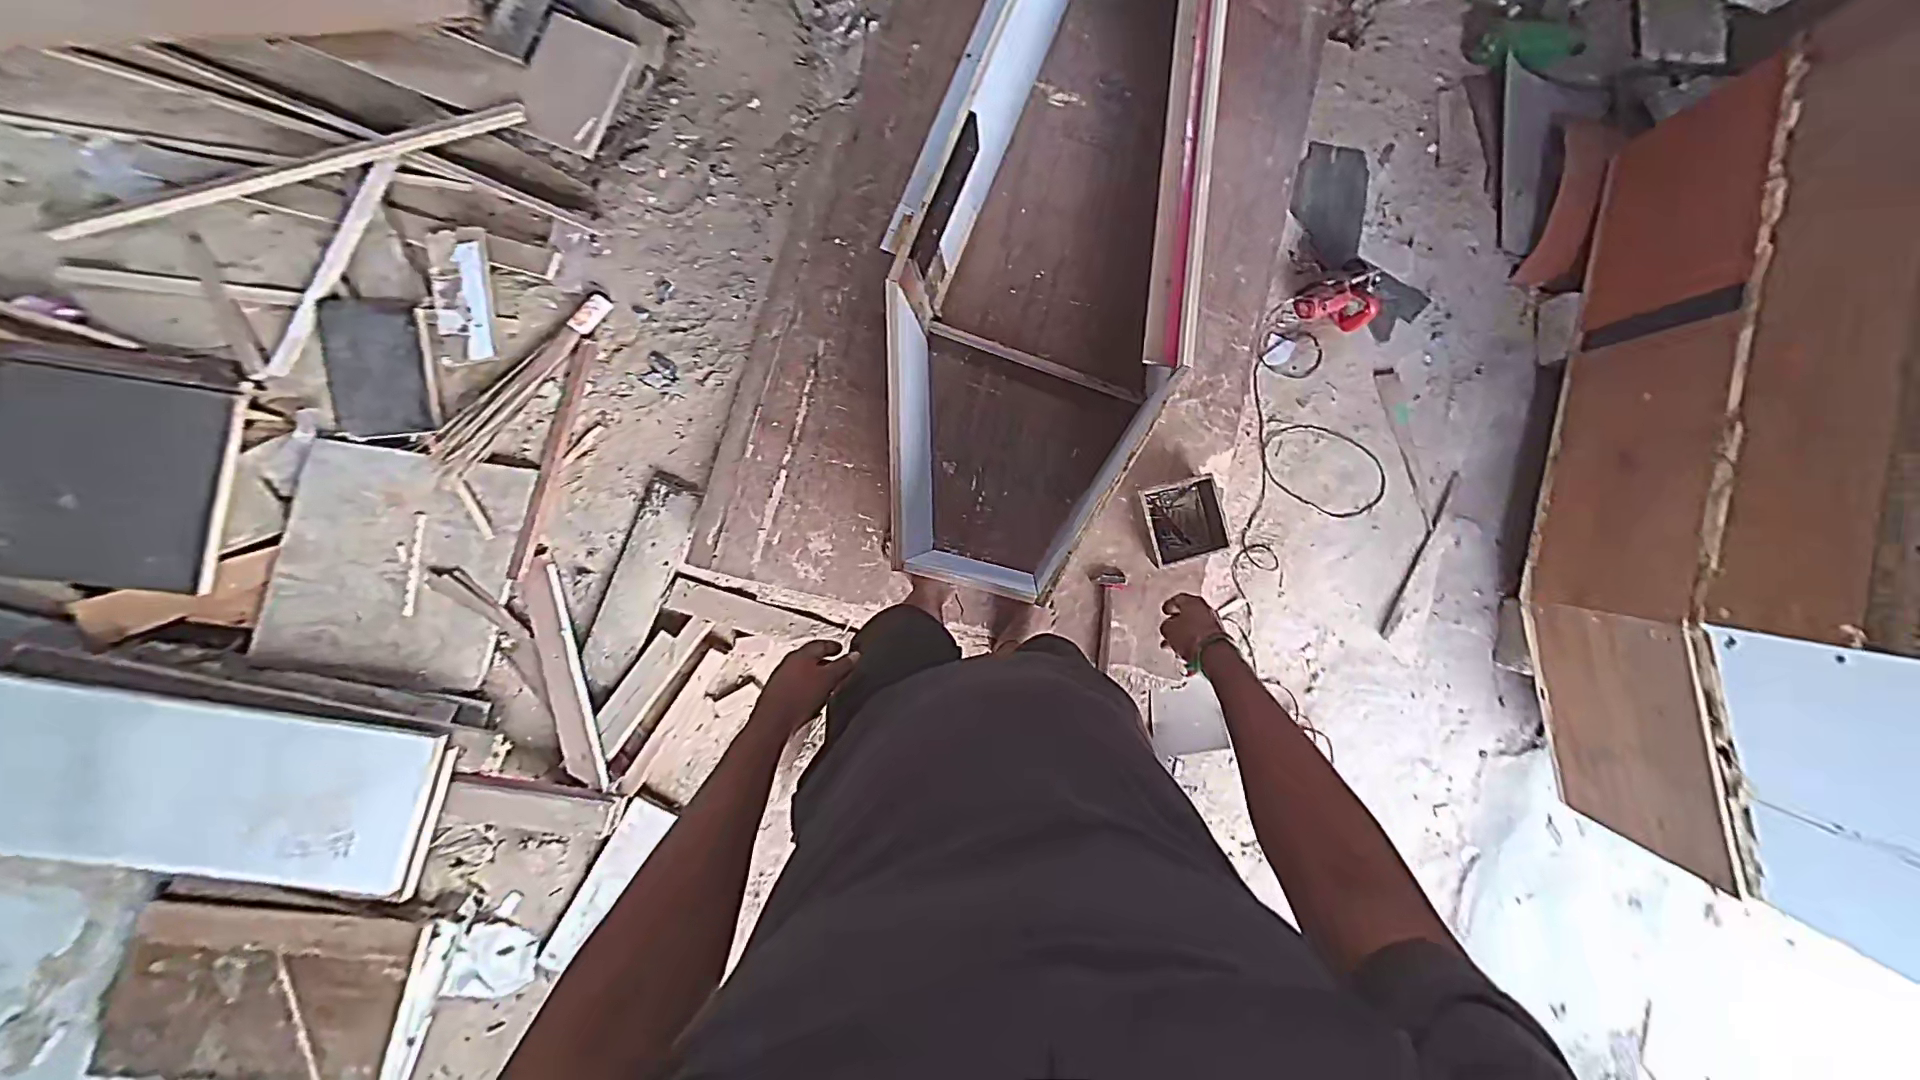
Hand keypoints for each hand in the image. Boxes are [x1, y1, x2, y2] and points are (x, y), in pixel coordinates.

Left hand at [752, 640, 858, 734]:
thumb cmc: (797, 698)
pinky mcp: (777, 697)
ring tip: (828, 687)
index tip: (842, 649)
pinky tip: (813, 702)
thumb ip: (843, 666)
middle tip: (839, 668)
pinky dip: (807, 691)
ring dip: (816, 678)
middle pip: (811, 659)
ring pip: (803, 674)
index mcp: (801, 655)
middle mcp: (788, 664)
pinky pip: (797, 689)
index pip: (821, 644)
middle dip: (826, 663)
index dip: (834, 646)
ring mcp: (780, 681)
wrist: (773, 724)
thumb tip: (855, 656)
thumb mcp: (829, 679)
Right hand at [1160, 594, 1231, 667]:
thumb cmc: (1192, 636)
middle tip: (1169, 627)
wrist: (1211, 652)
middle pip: (1188, 612)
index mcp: (1192, 601)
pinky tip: (1186, 648)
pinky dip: (1194, 640)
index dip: (1169, 605)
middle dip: (1178, 621)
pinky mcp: (1218, 636)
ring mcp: (1214, 622)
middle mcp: (1206, 609)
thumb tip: (1168, 628)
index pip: (1178, 599)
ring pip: (1195, 625)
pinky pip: (1202, 635)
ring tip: (1175, 642)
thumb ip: (1166, 625)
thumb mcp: (1168, 629)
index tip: (1166, 610)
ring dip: (1185, 632)